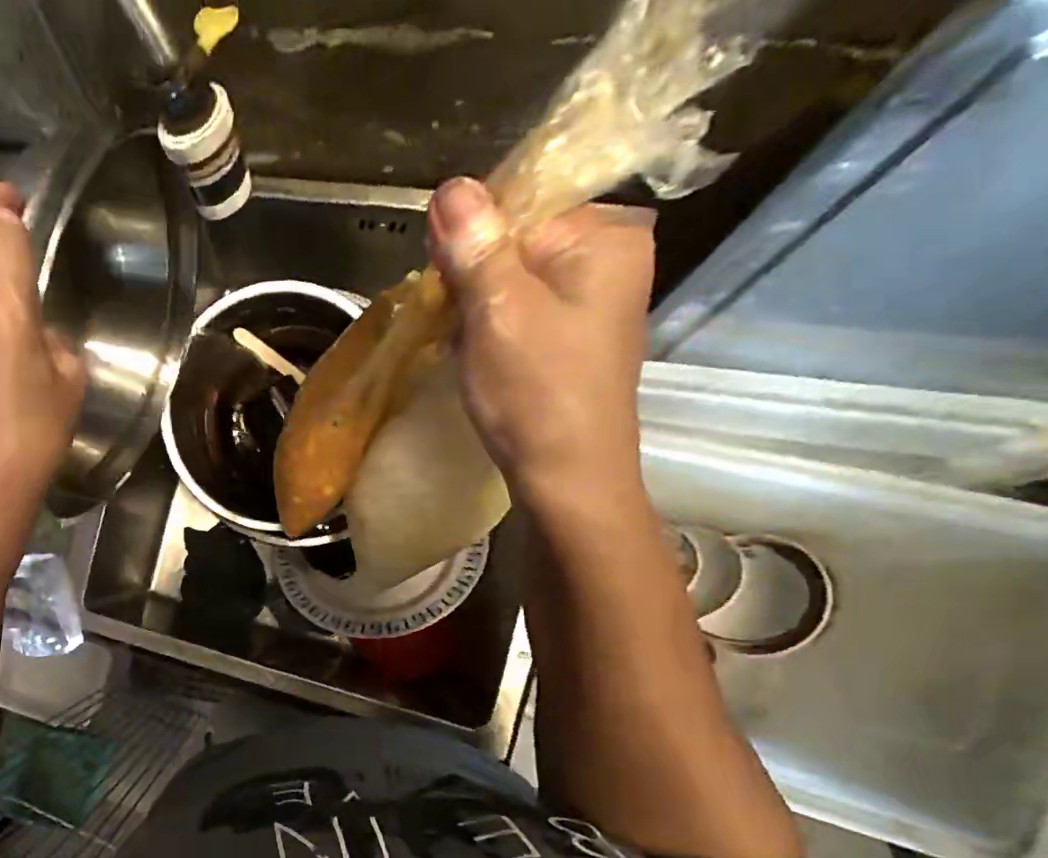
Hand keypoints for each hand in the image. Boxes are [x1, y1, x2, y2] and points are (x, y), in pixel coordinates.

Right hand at [426, 177, 655, 508]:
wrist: (566, 480)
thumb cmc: (537, 392)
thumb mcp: (498, 310)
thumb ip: (475, 245)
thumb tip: (450, 187)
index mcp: (605, 238)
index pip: (524, 200)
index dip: (472, 231)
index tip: (441, 271)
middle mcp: (606, 261)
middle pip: (516, 239)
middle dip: (471, 273)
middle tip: (450, 314)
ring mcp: (589, 303)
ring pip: (508, 278)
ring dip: (473, 305)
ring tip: (461, 341)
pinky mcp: (568, 338)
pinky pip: (516, 311)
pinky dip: (486, 327)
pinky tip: (473, 355)